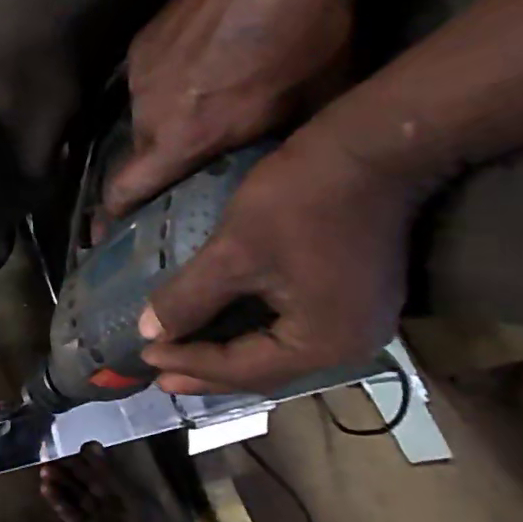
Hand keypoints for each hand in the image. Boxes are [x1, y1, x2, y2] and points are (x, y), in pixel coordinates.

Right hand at [102, 0, 353, 220]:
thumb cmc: (305, 37)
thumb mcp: (308, 110)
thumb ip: (272, 151)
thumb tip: (272, 172)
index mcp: (182, 139)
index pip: (123, 191)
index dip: (112, 215)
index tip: (107, 230)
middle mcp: (149, 112)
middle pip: (136, 157)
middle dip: (154, 167)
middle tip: (188, 161)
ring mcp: (141, 72)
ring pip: (143, 117)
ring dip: (165, 122)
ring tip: (202, 105)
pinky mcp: (143, 39)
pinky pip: (149, 81)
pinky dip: (168, 87)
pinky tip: (200, 68)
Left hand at [137, 125, 423, 394]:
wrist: (377, 144)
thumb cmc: (301, 198)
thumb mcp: (234, 251)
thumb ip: (190, 299)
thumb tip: (148, 334)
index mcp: (321, 345)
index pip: (241, 369)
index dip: (188, 364)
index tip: (144, 357)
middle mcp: (348, 349)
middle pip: (263, 372)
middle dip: (207, 372)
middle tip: (159, 377)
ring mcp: (360, 325)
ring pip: (279, 354)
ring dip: (230, 357)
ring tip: (184, 359)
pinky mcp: (358, 301)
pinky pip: (296, 333)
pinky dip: (255, 335)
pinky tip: (227, 329)